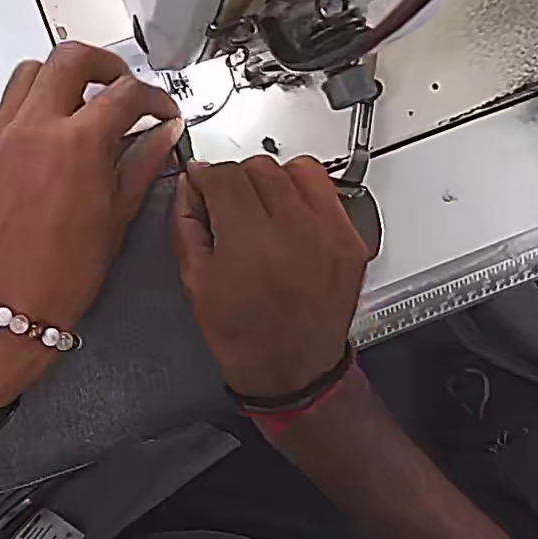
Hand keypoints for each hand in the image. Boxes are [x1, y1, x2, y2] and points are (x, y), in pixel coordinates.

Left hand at [0, 43, 182, 406]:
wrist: (17, 299)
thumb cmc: (66, 270)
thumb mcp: (119, 212)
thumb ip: (144, 161)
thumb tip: (163, 134)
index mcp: (78, 143)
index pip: (126, 94)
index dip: (154, 98)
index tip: (160, 111)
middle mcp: (35, 129)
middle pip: (71, 57)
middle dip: (106, 64)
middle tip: (123, 85)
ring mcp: (3, 138)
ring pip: (29, 72)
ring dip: (61, 76)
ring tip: (83, 100)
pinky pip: (6, 109)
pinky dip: (32, 106)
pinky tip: (50, 134)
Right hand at [172, 157, 370, 399]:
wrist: (292, 371)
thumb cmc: (245, 338)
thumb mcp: (197, 283)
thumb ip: (187, 227)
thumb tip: (188, 188)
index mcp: (249, 244)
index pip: (223, 176)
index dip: (204, 176)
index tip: (200, 183)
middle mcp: (294, 232)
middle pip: (258, 168)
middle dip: (235, 180)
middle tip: (227, 203)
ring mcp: (329, 234)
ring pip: (296, 168)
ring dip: (272, 181)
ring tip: (262, 208)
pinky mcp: (350, 239)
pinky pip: (326, 190)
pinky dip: (304, 193)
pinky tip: (291, 215)